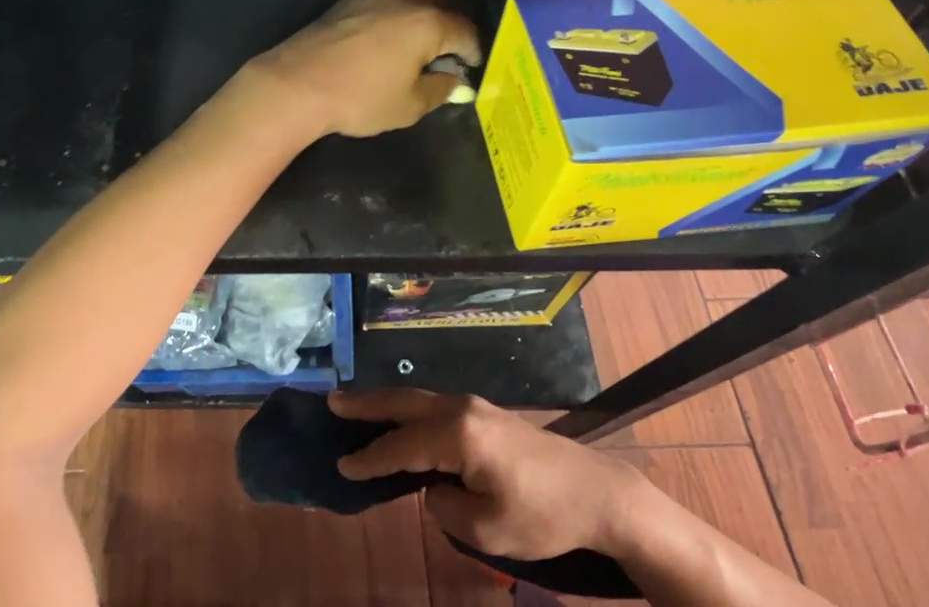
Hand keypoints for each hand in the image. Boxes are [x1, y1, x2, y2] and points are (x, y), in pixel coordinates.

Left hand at [243, 0, 480, 138]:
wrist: (295, 84)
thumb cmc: (360, 98)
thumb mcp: (409, 106)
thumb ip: (439, 90)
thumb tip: (455, 81)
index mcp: (426, 22)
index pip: (464, 29)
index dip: (472, 50)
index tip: (470, 67)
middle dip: (445, 9)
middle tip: (440, 44)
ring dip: (413, 10)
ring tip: (408, 46)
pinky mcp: (342, 4)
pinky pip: (377, 1)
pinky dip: (387, 16)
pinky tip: (378, 44)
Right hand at [332, 389, 653, 560]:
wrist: (599, 496)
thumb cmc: (543, 516)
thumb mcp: (486, 529)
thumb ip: (444, 505)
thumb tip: (433, 486)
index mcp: (458, 436)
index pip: (400, 446)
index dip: (369, 458)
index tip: (339, 465)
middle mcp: (461, 410)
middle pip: (403, 404)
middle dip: (365, 404)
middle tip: (329, 401)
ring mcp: (475, 407)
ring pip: (418, 400)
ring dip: (385, 403)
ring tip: (352, 404)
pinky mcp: (486, 414)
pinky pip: (434, 407)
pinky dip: (408, 411)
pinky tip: (399, 420)